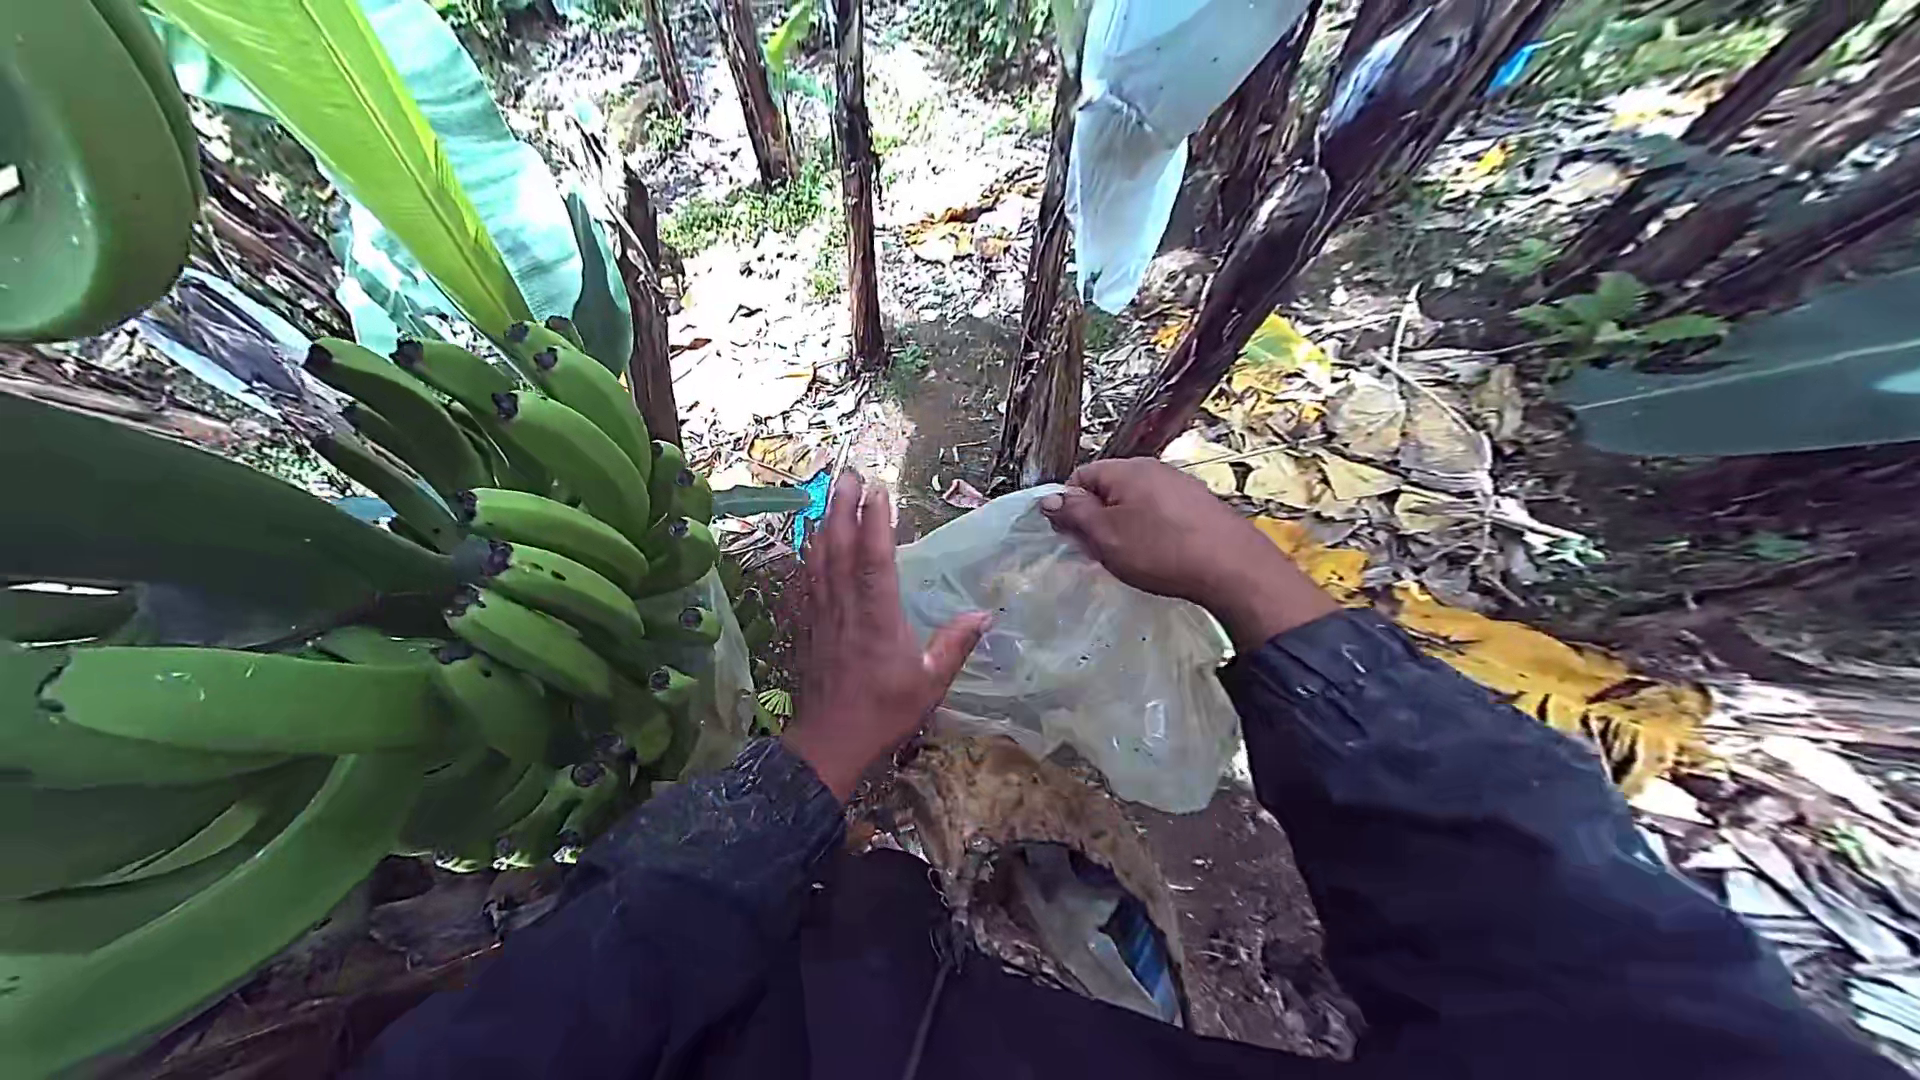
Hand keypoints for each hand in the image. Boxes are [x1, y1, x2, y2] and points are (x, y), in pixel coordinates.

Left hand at [782, 470, 989, 800]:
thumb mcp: (931, 683)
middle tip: (847, 473)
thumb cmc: (884, 712)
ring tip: (828, 493)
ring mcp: (822, 614)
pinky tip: (810, 538)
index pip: (875, 560)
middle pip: (840, 548)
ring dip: (823, 522)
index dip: (876, 523)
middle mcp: (846, 608)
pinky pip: (806, 579)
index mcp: (878, 619)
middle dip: (842, 507)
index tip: (878, 490)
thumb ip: (955, 644)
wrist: (830, 741)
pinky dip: (809, 552)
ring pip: (819, 559)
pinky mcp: (808, 624)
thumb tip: (985, 614)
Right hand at [1039, 459, 1338, 651]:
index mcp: (1126, 469)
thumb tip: (1049, 497)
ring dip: (1123, 526)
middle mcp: (1153, 468)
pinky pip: (1160, 512)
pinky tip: (1159, 554)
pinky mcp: (1199, 505)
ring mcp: (1180, 484)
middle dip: (1096, 518)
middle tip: (1099, 551)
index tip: (1072, 536)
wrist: (1234, 569)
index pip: (1079, 476)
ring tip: (1129, 557)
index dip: (1068, 506)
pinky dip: (1150, 531)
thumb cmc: (1161, 551)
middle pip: (1107, 488)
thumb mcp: (1106, 536)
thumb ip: (1074, 513)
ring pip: (1134, 502)